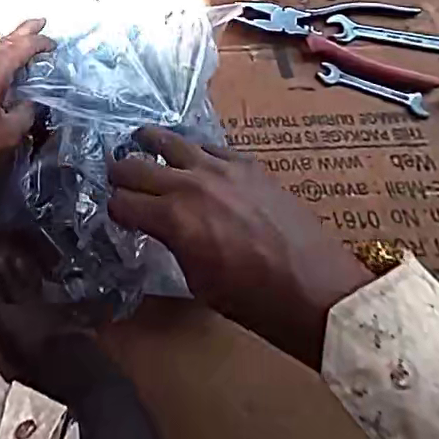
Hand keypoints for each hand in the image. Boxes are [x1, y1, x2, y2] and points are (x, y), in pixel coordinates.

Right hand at [108, 127, 372, 367]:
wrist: (323, 295)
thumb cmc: (257, 301)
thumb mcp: (198, 280)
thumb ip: (170, 242)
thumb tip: (156, 226)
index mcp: (173, 220)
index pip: (120, 202)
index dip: (115, 210)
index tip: (120, 215)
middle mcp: (188, 185)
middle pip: (131, 165)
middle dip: (119, 176)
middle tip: (120, 182)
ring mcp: (218, 168)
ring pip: (163, 138)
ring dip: (146, 145)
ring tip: (141, 146)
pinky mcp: (244, 162)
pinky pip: (206, 145)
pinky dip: (192, 152)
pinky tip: (192, 160)